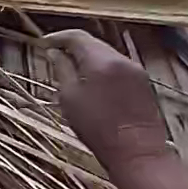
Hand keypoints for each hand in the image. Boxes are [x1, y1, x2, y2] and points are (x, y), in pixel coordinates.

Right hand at [41, 29, 176, 168]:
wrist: (138, 153)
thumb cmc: (97, 128)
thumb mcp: (70, 99)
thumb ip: (62, 70)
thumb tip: (54, 53)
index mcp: (101, 61)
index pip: (77, 36)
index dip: (58, 37)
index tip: (44, 44)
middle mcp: (121, 59)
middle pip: (93, 43)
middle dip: (73, 47)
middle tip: (55, 55)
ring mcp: (136, 70)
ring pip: (106, 54)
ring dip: (88, 57)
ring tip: (72, 70)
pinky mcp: (143, 82)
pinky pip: (118, 66)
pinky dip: (102, 68)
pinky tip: (93, 82)